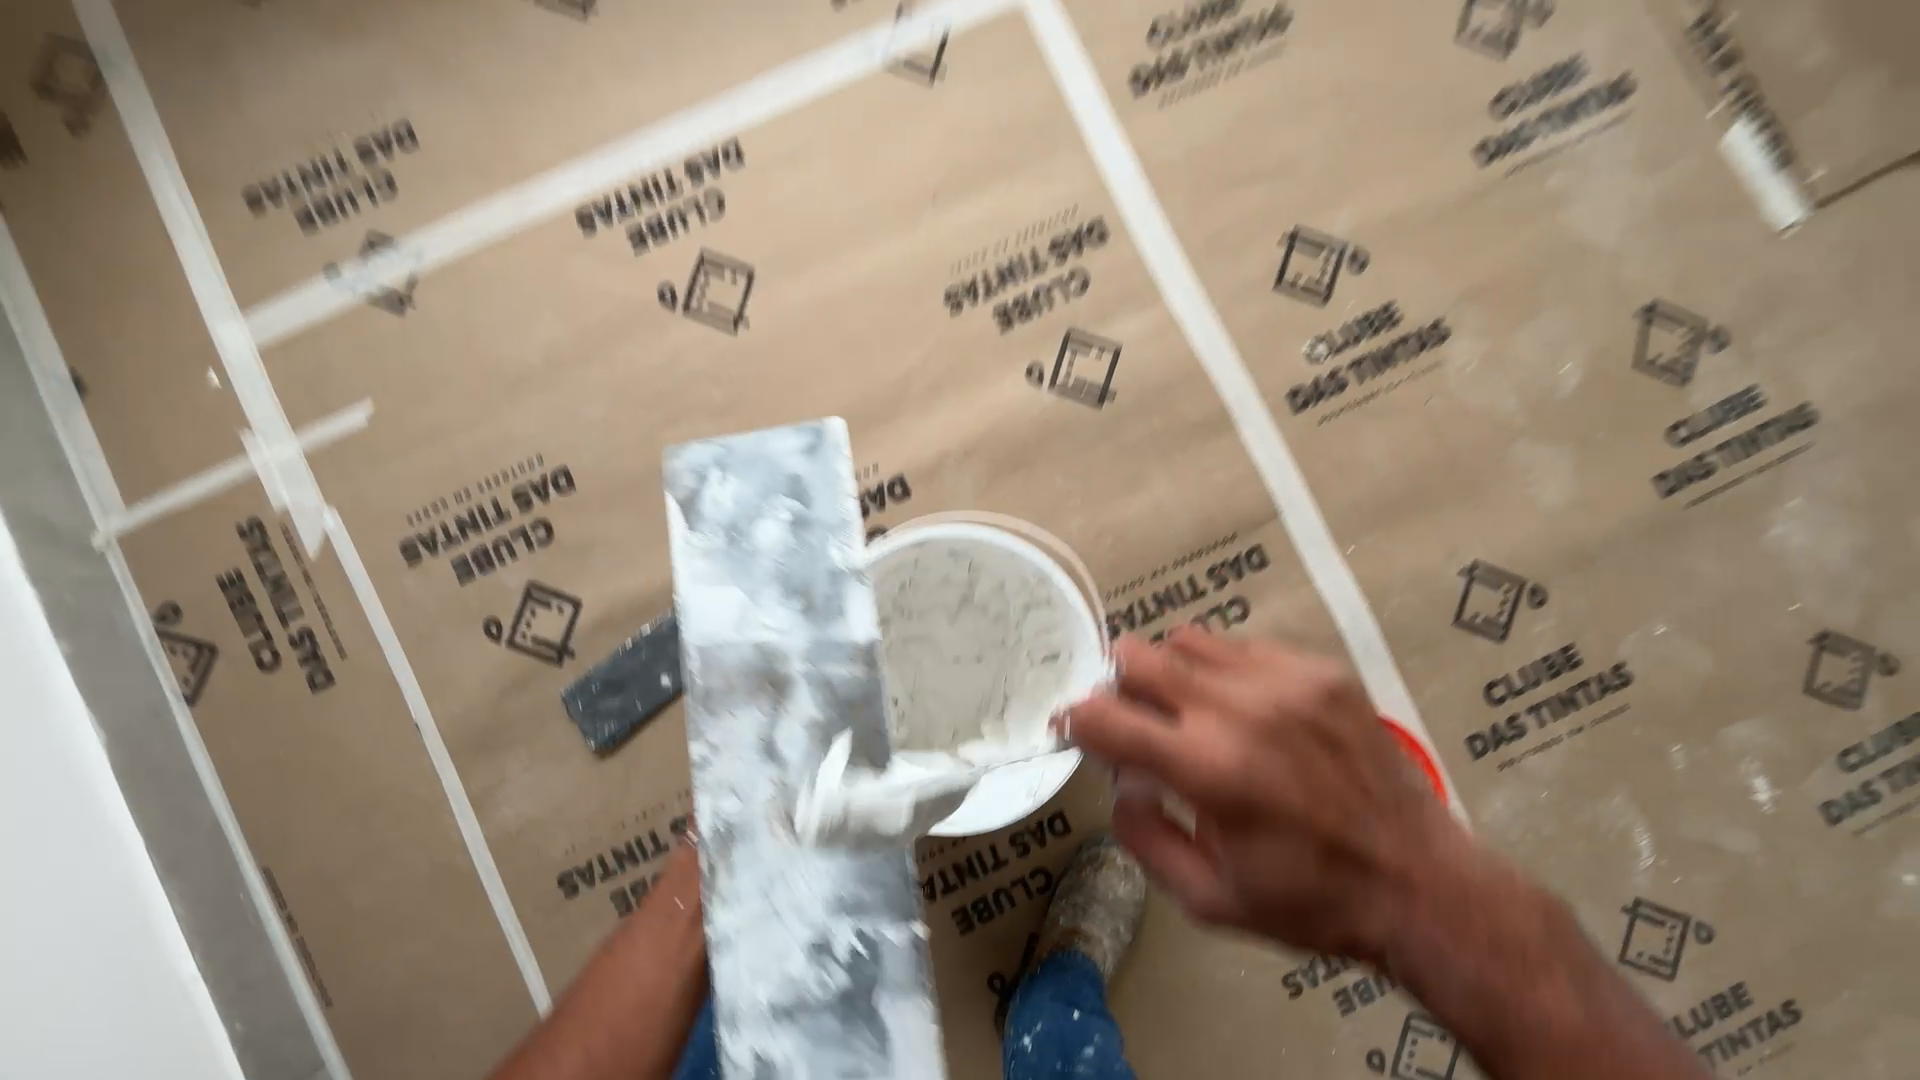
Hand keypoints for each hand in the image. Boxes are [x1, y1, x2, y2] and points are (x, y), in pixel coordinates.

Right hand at [1062, 629, 1460, 963]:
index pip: (1105, 717)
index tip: (1071, 726)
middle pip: (1138, 654)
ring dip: (1170, 673)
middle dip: (1117, 683)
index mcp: (1207, 770)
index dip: (1074, 719)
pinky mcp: (1320, 671)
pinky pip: (1243, 647)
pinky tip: (1246, 710)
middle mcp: (1238, 710)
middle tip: (1133, 717)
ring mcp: (1284, 681)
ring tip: (1190, 711)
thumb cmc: (1306, 899)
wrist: (1419, 881)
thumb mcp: (1207, 898)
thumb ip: (1141, 835)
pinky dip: (1223, 672)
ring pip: (1187, 640)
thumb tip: (1119, 778)